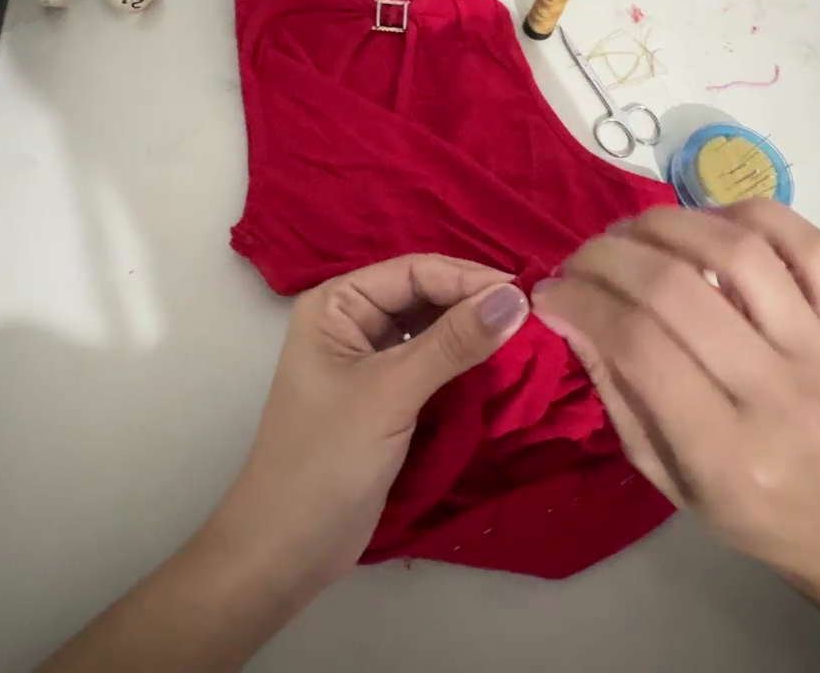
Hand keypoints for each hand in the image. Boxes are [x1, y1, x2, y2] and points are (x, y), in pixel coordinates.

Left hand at [210, 254, 530, 591]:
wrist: (287, 548)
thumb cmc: (327, 459)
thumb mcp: (391, 393)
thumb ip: (452, 343)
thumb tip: (515, 299)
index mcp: (336, 304)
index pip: (413, 271)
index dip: (468, 278)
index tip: (526, 297)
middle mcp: (351, 321)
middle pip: (423, 294)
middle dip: (472, 301)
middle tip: (532, 317)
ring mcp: (367, 358)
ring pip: (430, 327)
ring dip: (470, 329)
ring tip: (523, 335)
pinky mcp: (385, 394)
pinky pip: (431, 361)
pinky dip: (462, 360)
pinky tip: (494, 363)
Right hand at [530, 201, 819, 584]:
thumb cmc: (738, 506)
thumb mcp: (657, 468)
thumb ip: (612, 386)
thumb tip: (563, 306)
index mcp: (726, 450)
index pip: (640, 346)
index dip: (582, 303)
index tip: (549, 291)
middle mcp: (779, 393)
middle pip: (679, 290)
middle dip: (609, 257)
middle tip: (578, 260)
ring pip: (740, 251)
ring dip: (668, 223)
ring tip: (631, 233)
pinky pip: (809, 243)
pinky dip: (750, 213)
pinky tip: (707, 223)